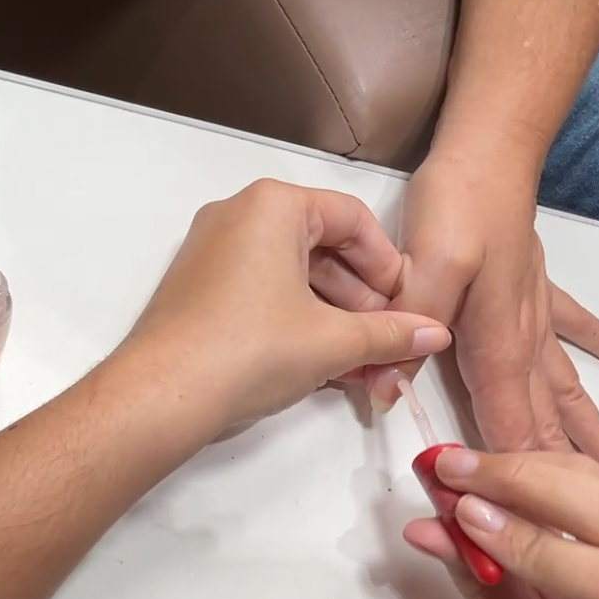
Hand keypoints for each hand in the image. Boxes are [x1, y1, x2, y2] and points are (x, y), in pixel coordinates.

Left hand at [120, 179, 451, 429]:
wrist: (162, 393)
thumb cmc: (252, 349)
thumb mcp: (332, 341)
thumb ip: (390, 333)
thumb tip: (436, 333)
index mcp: (272, 205)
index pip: (352, 218)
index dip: (388, 264)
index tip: (407, 304)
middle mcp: (237, 216)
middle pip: (320, 247)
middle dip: (361, 299)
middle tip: (387, 341)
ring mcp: (210, 251)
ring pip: (290, 275)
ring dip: (332, 316)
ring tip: (361, 363)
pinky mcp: (196, 288)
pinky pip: (260, 292)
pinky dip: (294, 320)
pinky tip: (321, 363)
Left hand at [367, 163, 598, 480]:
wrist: (489, 155)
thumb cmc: (458, 209)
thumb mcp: (421, 270)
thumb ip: (406, 331)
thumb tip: (388, 392)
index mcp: (498, 344)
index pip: (511, 423)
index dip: (524, 474)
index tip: (550, 524)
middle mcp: (525, 338)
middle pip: (548, 415)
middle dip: (572, 468)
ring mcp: (535, 312)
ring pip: (565, 383)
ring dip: (590, 426)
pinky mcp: (532, 285)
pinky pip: (570, 326)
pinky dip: (595, 345)